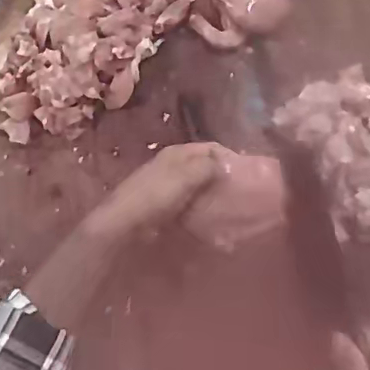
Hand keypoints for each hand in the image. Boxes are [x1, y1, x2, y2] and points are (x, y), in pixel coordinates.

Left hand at [82, 141, 226, 242]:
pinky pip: (188, 200)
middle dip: (221, 175)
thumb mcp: (185, 176)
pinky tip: (208, 217)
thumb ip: (207, 167)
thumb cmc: (155, 195)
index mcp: (178, 152)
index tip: (245, 174)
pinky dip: (199, 205)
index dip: (229, 157)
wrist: (124, 222)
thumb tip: (226, 165)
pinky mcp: (163, 203)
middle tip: (239, 192)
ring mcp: (166, 184)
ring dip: (211, 192)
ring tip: (227, 206)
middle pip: (204, 165)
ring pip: (197, 183)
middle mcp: (173, 164)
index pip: (211, 147)